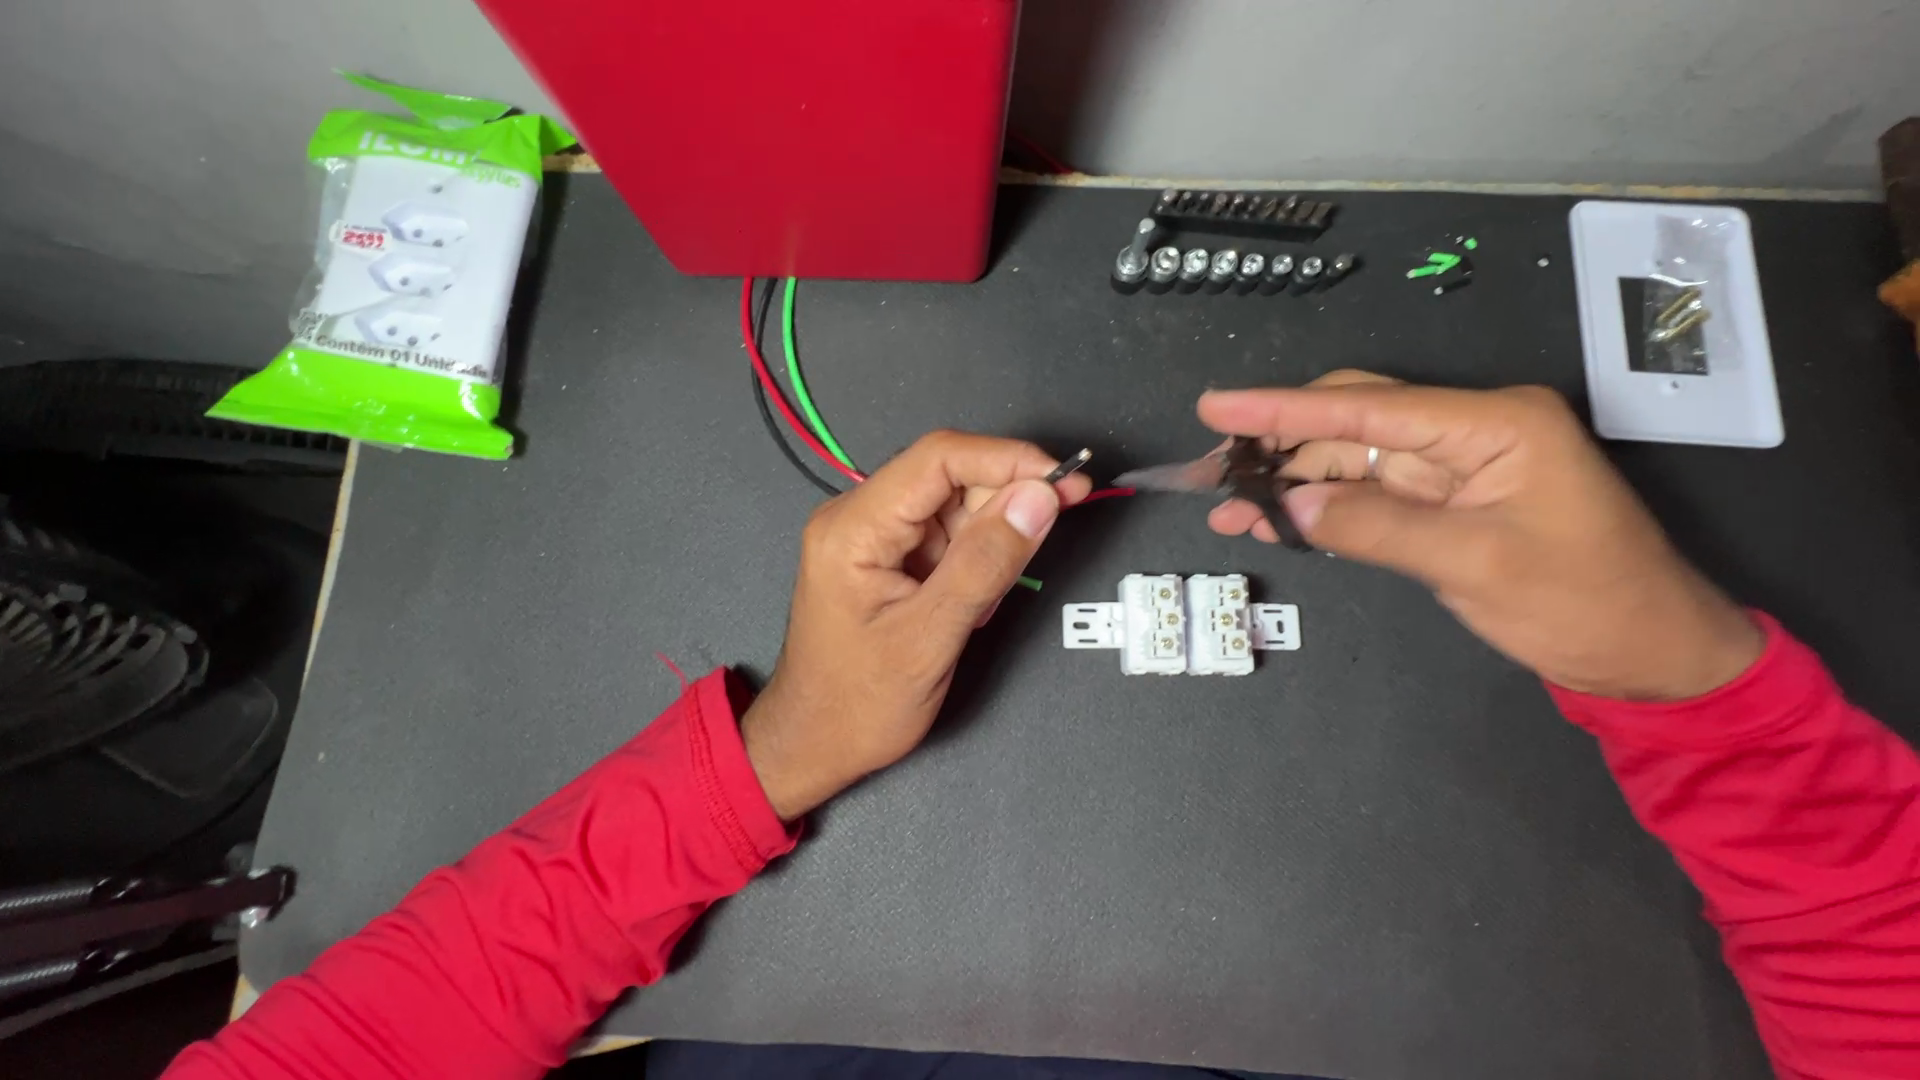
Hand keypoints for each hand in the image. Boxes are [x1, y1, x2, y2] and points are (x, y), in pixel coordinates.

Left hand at [741, 432, 1091, 819]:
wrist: (814, 743)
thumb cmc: (857, 705)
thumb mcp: (930, 637)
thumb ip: (985, 564)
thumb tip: (1038, 498)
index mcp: (853, 528)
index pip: (939, 459)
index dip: (1009, 459)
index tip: (1066, 482)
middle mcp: (856, 517)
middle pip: (949, 478)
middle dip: (1003, 504)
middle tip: (1040, 541)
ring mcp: (871, 535)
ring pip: (953, 507)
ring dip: (987, 544)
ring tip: (978, 606)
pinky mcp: (886, 555)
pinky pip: (945, 536)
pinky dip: (972, 562)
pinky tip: (966, 607)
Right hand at [1201, 371, 1763, 701]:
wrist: (1646, 654)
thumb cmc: (1584, 603)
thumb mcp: (1477, 567)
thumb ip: (1378, 528)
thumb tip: (1292, 503)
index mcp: (1492, 424)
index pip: (1367, 409)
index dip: (1282, 409)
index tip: (1215, 406)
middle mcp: (1465, 430)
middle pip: (1349, 420)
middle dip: (1275, 441)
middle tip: (1209, 469)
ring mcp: (1449, 464)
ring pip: (1345, 457)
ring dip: (1285, 480)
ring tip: (1224, 506)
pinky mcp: (1437, 498)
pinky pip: (1360, 490)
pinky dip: (1313, 505)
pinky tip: (1269, 518)